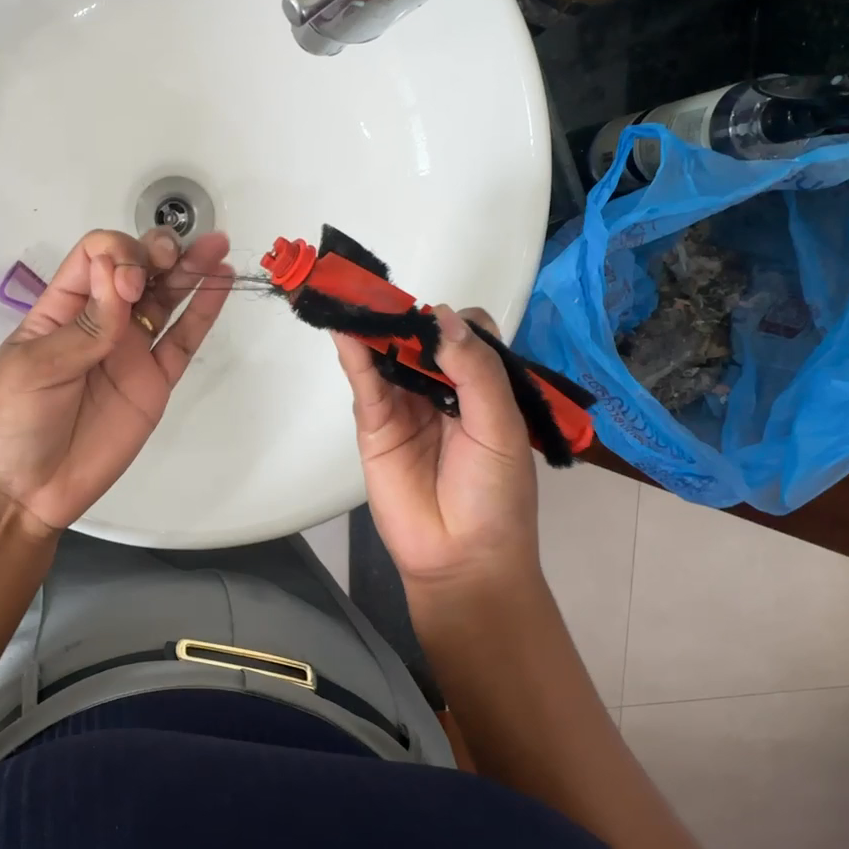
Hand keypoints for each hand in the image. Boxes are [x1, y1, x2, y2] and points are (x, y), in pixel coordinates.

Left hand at [0, 228, 233, 537]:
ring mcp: (129, 354)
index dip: (117, 256)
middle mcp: (99, 324)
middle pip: (136, 270)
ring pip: (165, 300)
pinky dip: (202, 314)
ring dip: (189, 270)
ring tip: (216, 246)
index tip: (124, 284)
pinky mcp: (152, 384)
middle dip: (156, 252)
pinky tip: (219, 283)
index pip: (96, 257)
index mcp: (61, 310)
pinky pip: (183, 343)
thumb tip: (120, 273)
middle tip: (172, 255)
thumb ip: (84, 326)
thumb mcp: (34, 367)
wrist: (25, 491)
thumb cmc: (11, 424)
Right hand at [334, 307, 540, 614]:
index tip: (442, 322)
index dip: (454, 323)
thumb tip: (441, 316)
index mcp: (485, 389)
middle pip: (422, 340)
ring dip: (375, 327)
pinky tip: (347, 330)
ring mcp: (406, 407)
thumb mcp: (502, 427)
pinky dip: (355, 354)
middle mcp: (443, 391)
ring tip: (358, 296)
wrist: (461, 556)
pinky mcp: (375, 425)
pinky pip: (366, 383)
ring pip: (389, 356)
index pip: (468, 337)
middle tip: (385, 292)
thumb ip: (476, 371)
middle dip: (408, 316)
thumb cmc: (496, 494)